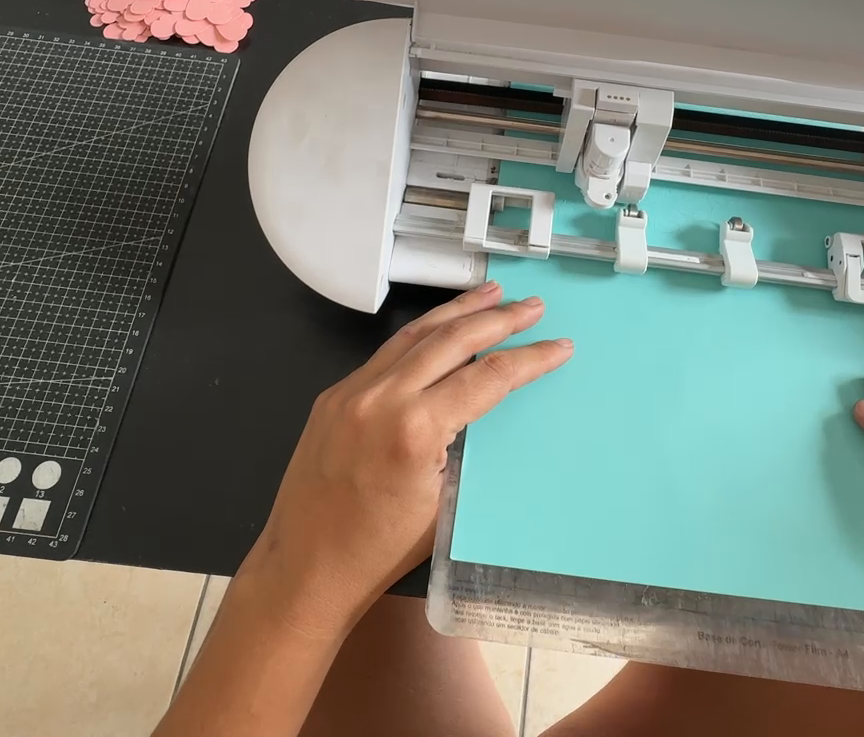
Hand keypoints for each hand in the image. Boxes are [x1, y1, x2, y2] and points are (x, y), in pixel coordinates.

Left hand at [241, 282, 572, 638]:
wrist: (304, 570)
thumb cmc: (381, 552)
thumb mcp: (445, 503)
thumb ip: (465, 444)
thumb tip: (485, 404)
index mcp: (415, 430)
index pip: (486, 378)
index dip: (529, 360)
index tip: (559, 346)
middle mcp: (381, 398)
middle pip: (452, 340)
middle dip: (499, 318)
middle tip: (532, 305)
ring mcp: (351, 390)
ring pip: (414, 334)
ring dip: (457, 311)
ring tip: (491, 293)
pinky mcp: (334, 394)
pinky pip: (386, 354)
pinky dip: (421, 335)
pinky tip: (439, 328)